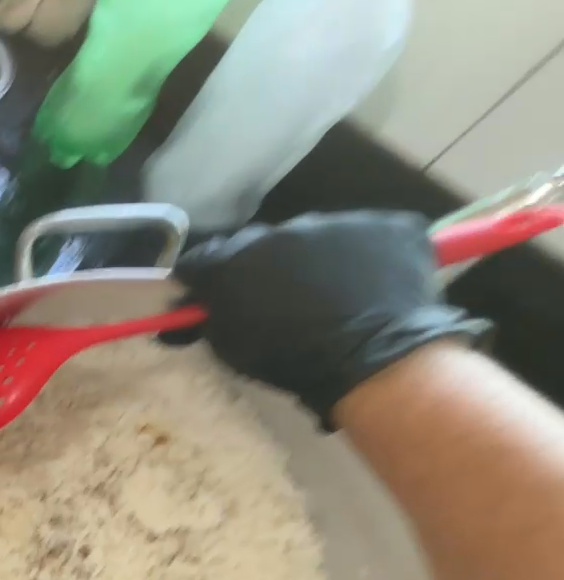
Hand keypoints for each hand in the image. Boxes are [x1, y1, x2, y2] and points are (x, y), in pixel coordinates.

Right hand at [170, 210, 491, 428]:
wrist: (370, 355)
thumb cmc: (285, 356)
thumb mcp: (226, 342)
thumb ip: (209, 313)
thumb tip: (194, 305)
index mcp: (229, 263)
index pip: (197, 260)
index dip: (200, 278)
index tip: (207, 294)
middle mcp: (276, 232)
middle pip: (254, 242)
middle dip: (254, 263)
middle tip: (270, 292)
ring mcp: (335, 223)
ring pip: (309, 234)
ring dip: (306, 255)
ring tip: (324, 286)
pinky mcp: (386, 223)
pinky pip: (363, 232)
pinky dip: (359, 251)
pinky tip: (364, 278)